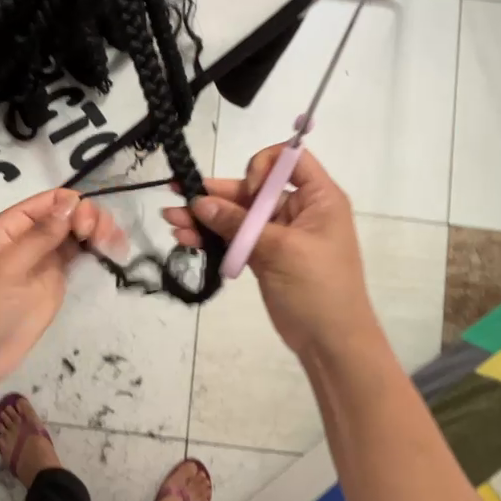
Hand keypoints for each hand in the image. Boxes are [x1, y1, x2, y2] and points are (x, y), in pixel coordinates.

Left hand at [0, 189, 123, 397]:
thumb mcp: (7, 268)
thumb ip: (40, 236)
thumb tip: (72, 203)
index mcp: (9, 227)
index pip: (49, 200)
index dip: (73, 206)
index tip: (86, 227)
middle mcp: (28, 237)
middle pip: (68, 213)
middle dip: (90, 217)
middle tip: (100, 238)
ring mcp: (44, 259)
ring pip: (77, 233)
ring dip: (98, 231)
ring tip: (114, 244)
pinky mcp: (55, 280)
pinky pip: (79, 256)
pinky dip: (97, 250)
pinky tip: (114, 251)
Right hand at [162, 145, 376, 361]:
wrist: (330, 340)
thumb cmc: (319, 288)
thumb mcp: (280, 251)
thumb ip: (238, 225)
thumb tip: (199, 203)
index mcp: (318, 198)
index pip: (290, 159)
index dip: (263, 166)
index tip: (247, 191)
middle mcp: (297, 210)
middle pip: (252, 188)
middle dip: (215, 193)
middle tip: (177, 196)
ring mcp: (277, 233)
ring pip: (236, 214)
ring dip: (204, 216)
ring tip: (171, 220)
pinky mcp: (262, 255)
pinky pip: (232, 237)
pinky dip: (210, 237)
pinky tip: (185, 238)